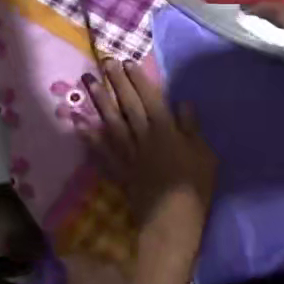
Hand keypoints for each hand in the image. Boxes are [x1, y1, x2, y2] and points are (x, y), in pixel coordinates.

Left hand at [83, 60, 215, 234]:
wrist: (171, 220)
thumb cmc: (195, 185)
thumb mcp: (204, 153)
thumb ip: (191, 127)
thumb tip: (182, 102)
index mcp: (166, 130)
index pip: (150, 98)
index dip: (139, 80)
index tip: (127, 62)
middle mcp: (143, 137)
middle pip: (128, 106)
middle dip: (117, 83)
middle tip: (105, 63)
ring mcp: (128, 155)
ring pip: (111, 123)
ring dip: (101, 103)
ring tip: (91, 84)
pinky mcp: (119, 172)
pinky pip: (101, 151)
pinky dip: (90, 138)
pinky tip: (79, 125)